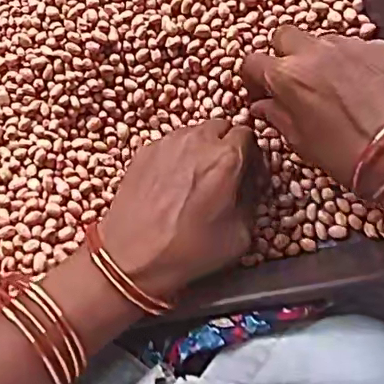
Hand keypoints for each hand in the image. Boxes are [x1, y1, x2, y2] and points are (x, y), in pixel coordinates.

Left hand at [98, 119, 257, 297]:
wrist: (131, 256)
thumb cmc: (186, 250)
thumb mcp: (240, 235)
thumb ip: (251, 199)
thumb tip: (249, 187)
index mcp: (226, 159)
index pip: (248, 135)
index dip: (251, 155)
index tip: (249, 173)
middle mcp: (196, 141)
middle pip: (221, 127)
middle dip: (227, 145)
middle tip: (225, 173)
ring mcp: (167, 143)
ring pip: (194, 132)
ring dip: (201, 148)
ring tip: (196, 178)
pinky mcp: (144, 151)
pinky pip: (169, 144)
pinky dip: (176, 156)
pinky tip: (172, 182)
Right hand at [239, 26, 383, 193]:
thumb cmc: (351, 155)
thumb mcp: (301, 141)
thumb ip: (277, 115)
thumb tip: (265, 106)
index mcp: (287, 76)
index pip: (253, 62)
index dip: (253, 77)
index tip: (260, 90)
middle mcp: (315, 52)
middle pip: (284, 36)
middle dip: (283, 54)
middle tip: (291, 79)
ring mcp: (350, 46)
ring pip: (321, 40)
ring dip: (318, 57)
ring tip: (330, 86)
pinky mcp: (381, 48)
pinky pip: (355, 47)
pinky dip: (351, 62)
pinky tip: (360, 87)